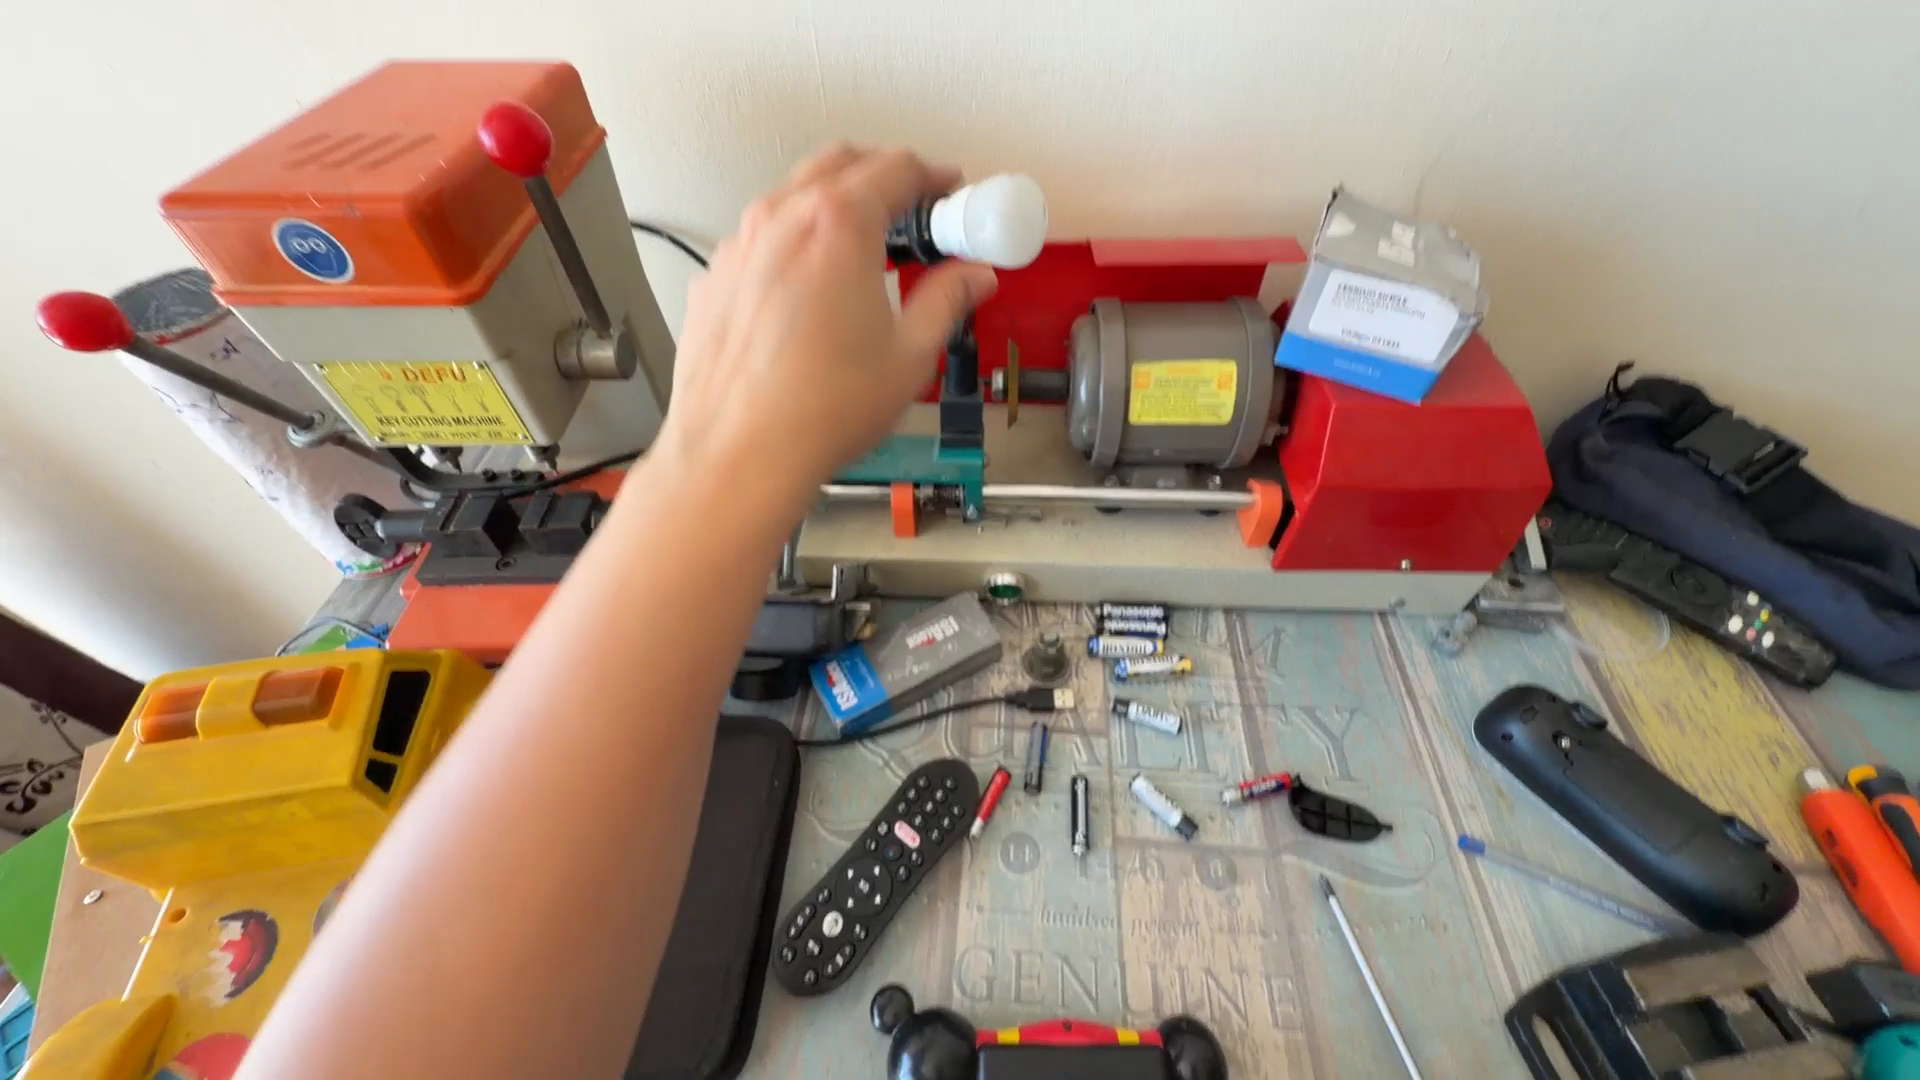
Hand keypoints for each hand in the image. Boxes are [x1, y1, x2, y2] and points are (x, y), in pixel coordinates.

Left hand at [651, 145, 998, 503]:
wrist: (740, 454)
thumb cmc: (821, 410)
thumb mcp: (910, 356)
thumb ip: (947, 300)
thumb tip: (971, 277)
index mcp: (839, 225)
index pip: (898, 168)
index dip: (934, 178)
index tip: (950, 196)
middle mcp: (782, 220)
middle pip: (842, 164)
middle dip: (885, 177)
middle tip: (914, 217)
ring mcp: (740, 247)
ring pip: (794, 197)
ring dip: (835, 208)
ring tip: (864, 253)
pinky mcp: (716, 280)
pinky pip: (761, 241)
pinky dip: (793, 246)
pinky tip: (810, 293)